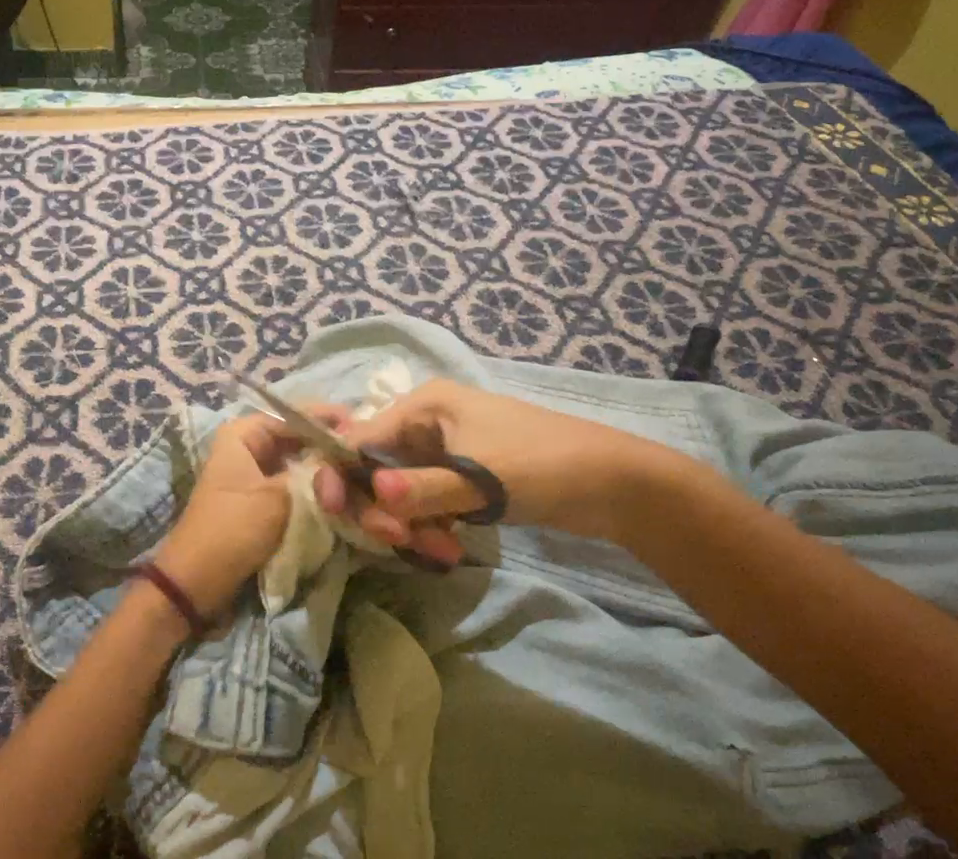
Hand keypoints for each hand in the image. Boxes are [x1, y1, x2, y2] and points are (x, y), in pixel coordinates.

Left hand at [155, 404, 349, 616]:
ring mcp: (255, 475)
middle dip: (330, 448)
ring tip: (360, 476)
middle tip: (367, 457)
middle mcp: (248, 447)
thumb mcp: (278, 498)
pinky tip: (343, 496)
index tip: (362, 429)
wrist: (198, 582)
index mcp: (242, 434)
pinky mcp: (261, 502)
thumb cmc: (232, 530)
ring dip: (325, 471)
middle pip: (298, 438)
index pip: (293, 414)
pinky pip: (295, 486)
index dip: (327, 420)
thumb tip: (347, 461)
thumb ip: (315, 474)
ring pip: (299, 463)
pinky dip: (315, 490)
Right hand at [312, 379, 700, 560]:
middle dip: (382, 509)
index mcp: (423, 405)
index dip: (343, 477)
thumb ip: (422, 490)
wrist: (615, 483)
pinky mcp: (459, 477)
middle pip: (374, 468)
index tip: (342, 517)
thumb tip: (373, 493)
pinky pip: (423, 503)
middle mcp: (425, 423)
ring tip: (438, 552)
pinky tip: (447, 550)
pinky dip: (428, 527)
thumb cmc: (543, 466)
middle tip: (400, 542)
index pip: (359, 440)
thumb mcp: (480, 479)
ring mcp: (442, 451)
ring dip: (408, 525)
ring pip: (398, 492)